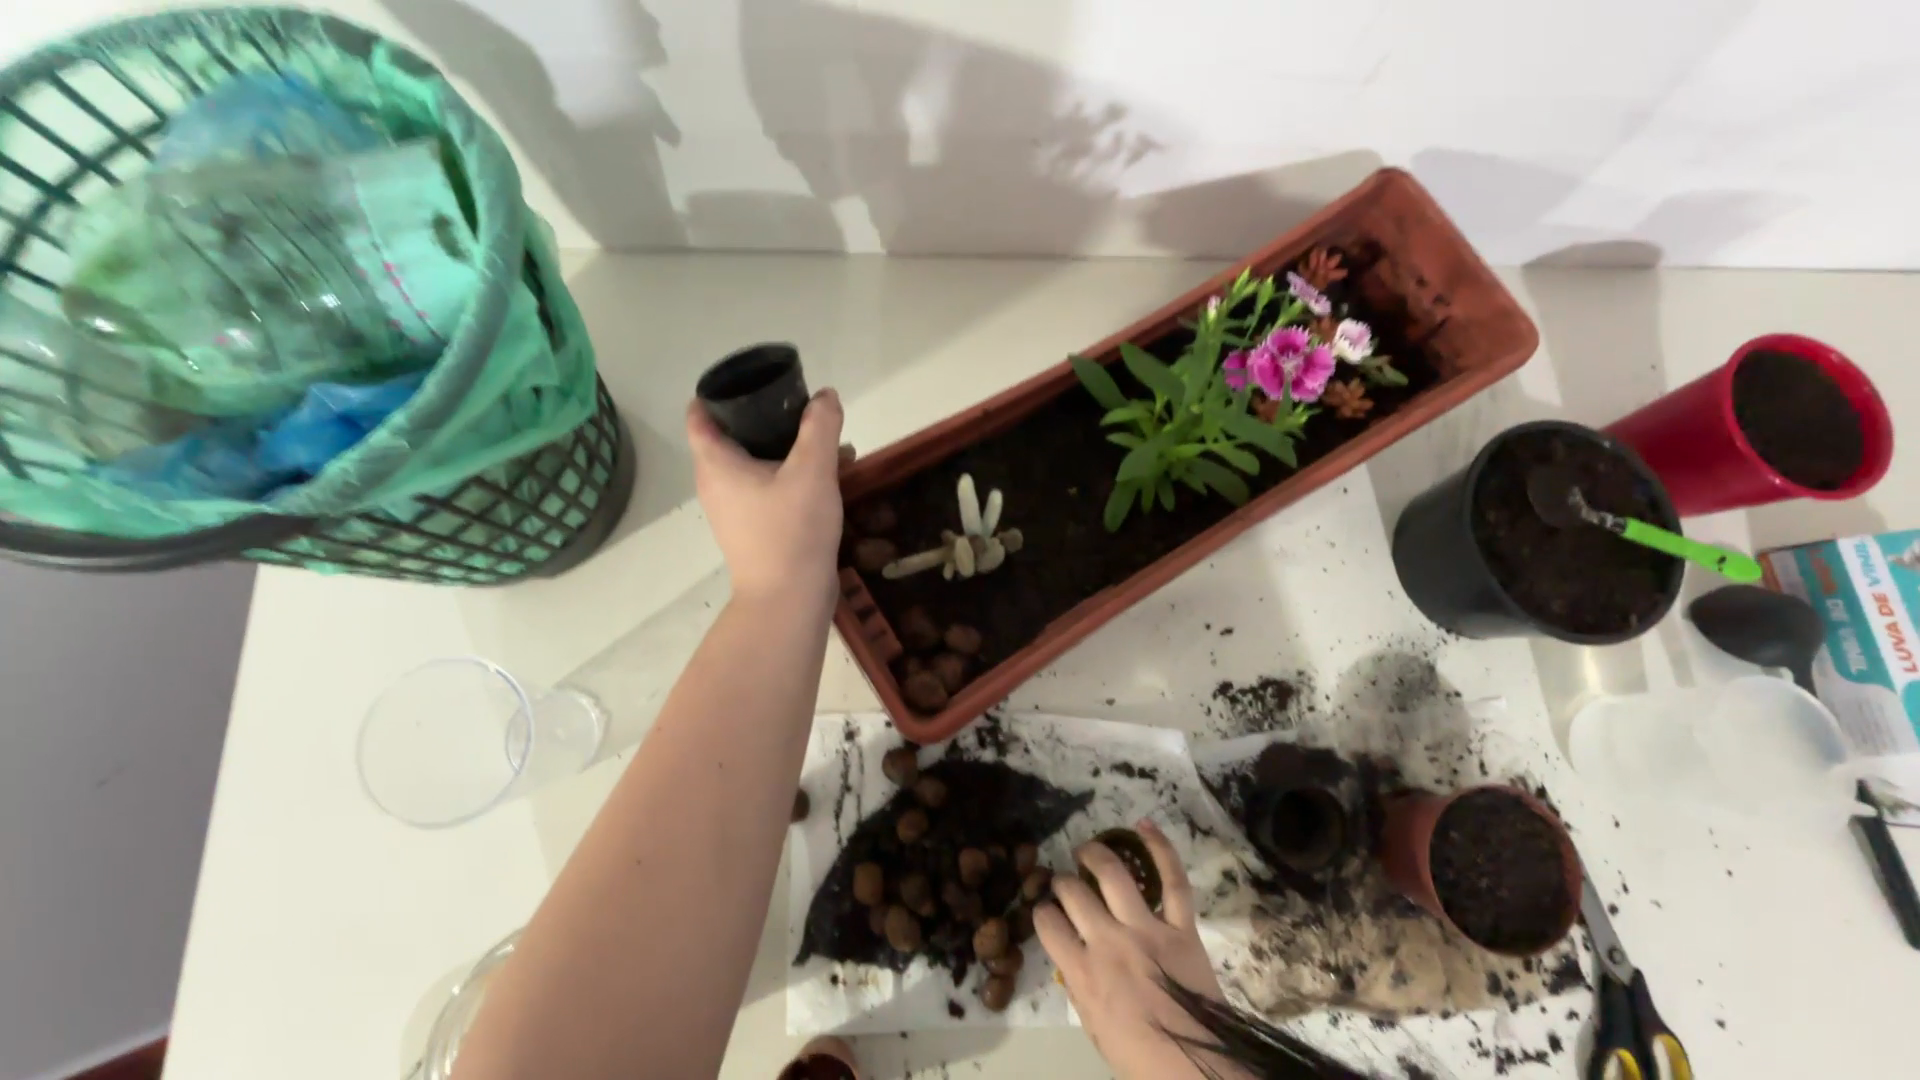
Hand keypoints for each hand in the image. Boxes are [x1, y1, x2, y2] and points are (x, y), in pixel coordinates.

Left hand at [686, 390, 845, 603]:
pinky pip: (768, 488)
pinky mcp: (753, 529)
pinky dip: (792, 476)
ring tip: (830, 444)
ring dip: (789, 449)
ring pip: (756, 464)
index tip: (757, 381)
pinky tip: (831, 477)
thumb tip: (825, 396)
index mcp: (716, 463)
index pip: (699, 413)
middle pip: (734, 435)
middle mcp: (716, 484)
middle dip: (769, 419)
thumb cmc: (792, 531)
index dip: (722, 391)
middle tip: (804, 410)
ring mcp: (733, 509)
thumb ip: (821, 426)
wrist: (789, 600)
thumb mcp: (813, 471)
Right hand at [1036, 820, 1231, 1079]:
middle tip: (1066, 882)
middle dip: (1063, 882)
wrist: (1197, 1067)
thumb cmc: (1141, 1057)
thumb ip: (1080, 986)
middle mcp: (1109, 942)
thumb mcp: (1094, 1027)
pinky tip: (1142, 826)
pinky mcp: (1182, 927)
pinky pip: (1173, 880)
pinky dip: (1159, 848)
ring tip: (1086, 849)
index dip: (1043, 912)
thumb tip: (1072, 957)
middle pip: (1074, 893)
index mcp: (1083, 972)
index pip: (1047, 924)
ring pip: (1113, 874)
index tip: (1047, 911)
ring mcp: (1147, 929)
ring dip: (1094, 854)